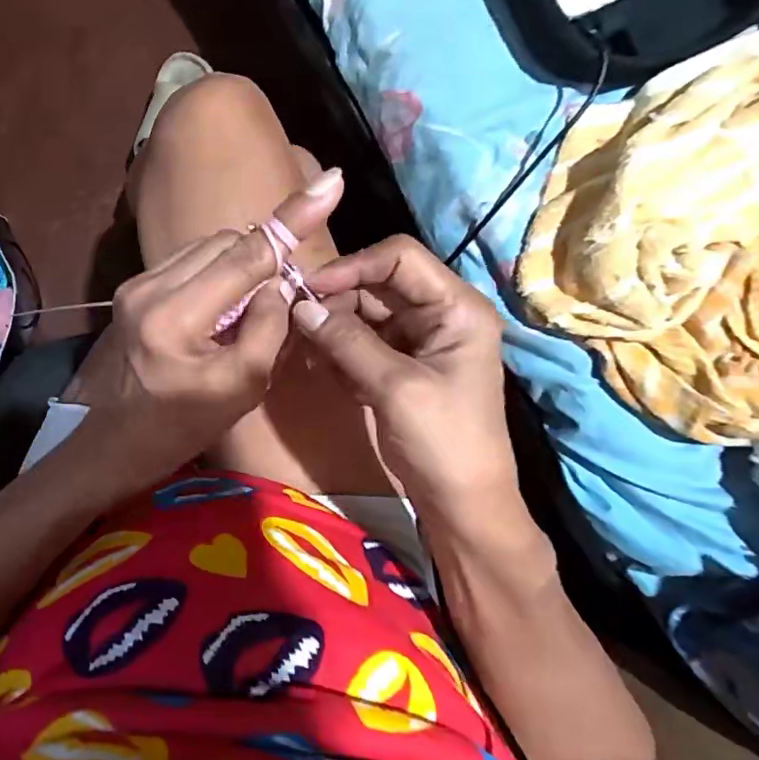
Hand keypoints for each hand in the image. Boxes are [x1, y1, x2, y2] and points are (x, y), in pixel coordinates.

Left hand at [70, 171, 344, 478]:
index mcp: (174, 317)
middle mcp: (148, 288)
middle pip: (226, 243)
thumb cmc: (180, 427)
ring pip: (206, 248)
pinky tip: (216, 309)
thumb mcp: (240, 388)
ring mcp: (135, 284)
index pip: (245, 256)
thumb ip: (268, 328)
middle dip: (260, 260)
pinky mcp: (131, 288)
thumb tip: (279, 281)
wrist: (115, 440)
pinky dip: (213, 275)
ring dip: (236, 267)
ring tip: (241, 313)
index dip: (291, 221)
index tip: (331, 183)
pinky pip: (186, 263)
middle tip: (275, 300)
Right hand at [292, 235, 517, 514]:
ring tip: (309, 355)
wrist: (461, 500)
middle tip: (297, 325)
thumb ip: (347, 342)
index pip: (399, 258)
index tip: (308, 289)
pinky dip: (338, 351)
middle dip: (335, 301)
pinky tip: (328, 373)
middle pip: (375, 283)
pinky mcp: (398, 362)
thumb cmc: (443, 440)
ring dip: (332, 329)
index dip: (352, 266)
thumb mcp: (395, 386)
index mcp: (456, 308)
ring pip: (361, 312)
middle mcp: (438, 313)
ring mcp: (417, 339)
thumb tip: (298, 306)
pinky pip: (359, 340)